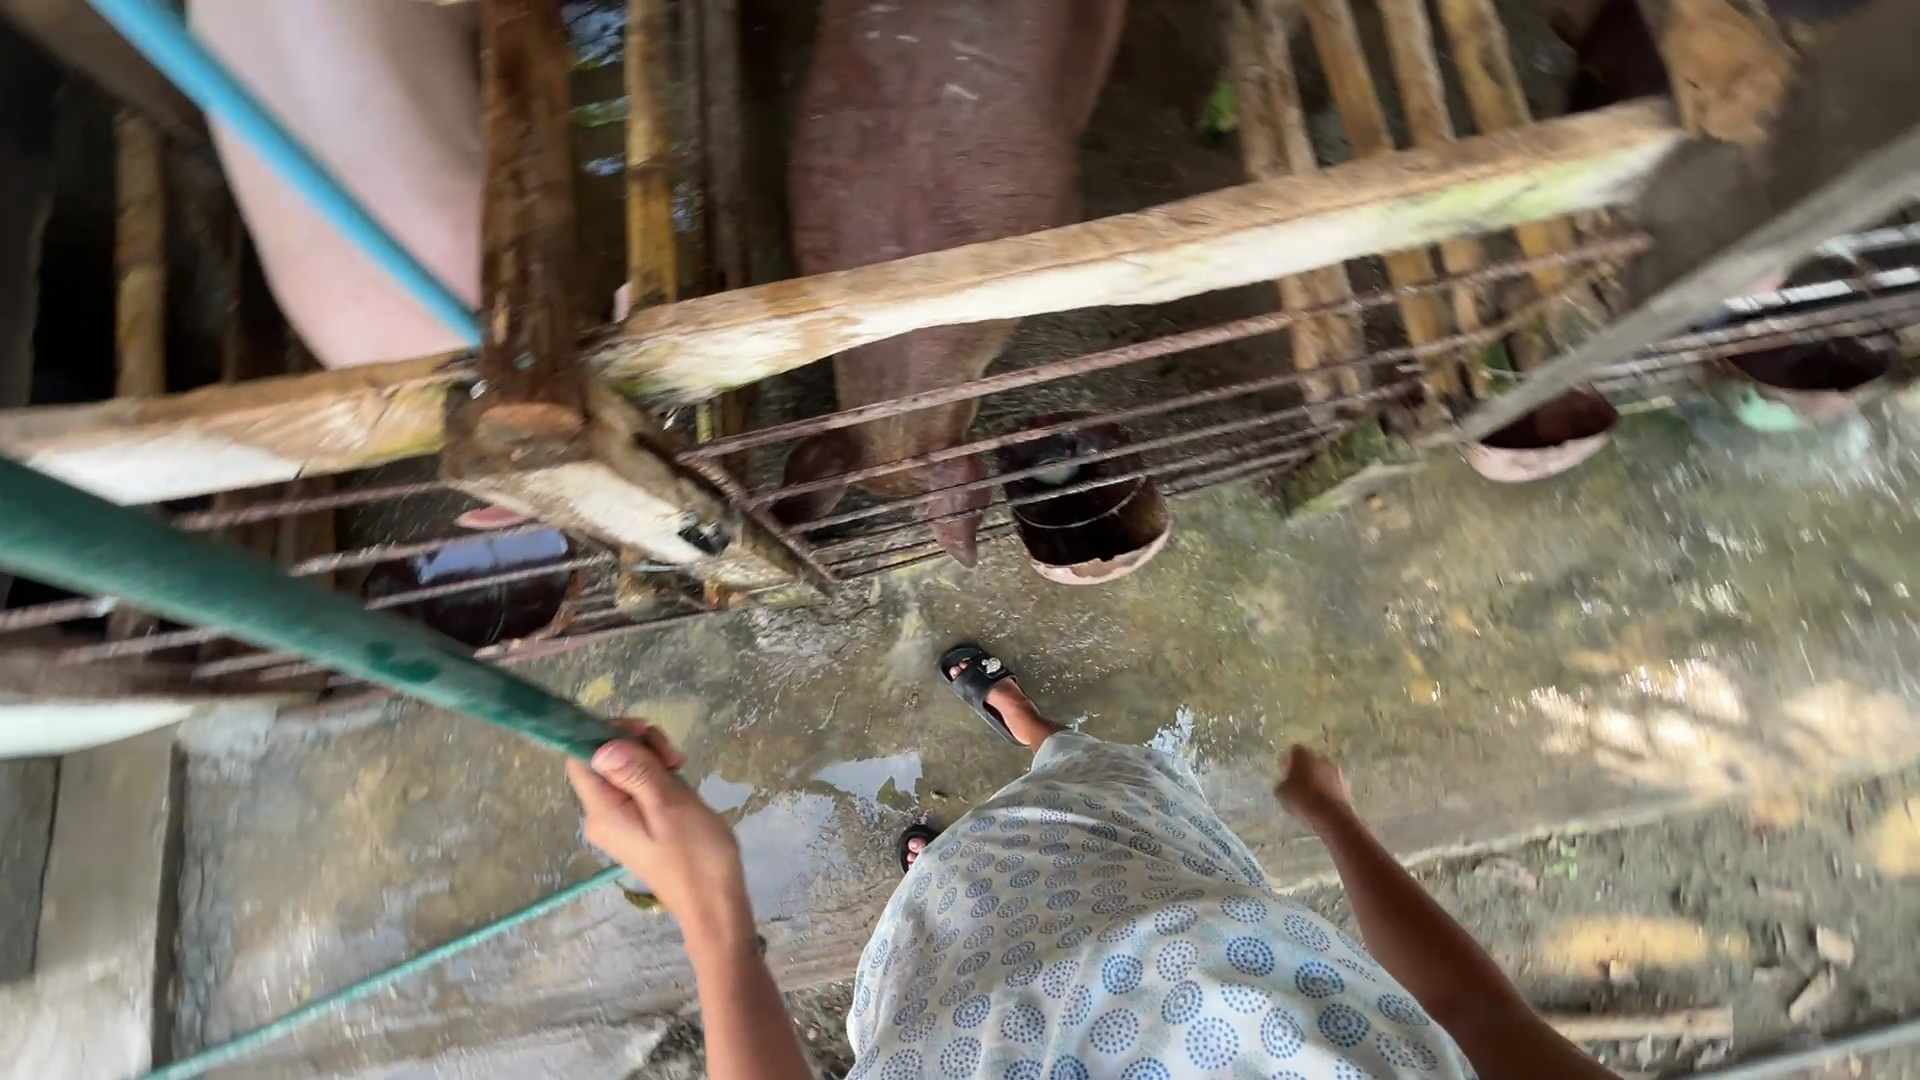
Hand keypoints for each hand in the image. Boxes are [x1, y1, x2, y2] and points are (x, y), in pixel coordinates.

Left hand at [565, 720, 754, 957]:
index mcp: (603, 811)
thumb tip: (602, 745)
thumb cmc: (696, 854)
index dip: (607, 733)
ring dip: (653, 760)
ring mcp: (619, 822)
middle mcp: (602, 816)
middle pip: (605, 760)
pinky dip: (658, 777)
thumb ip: (637, 772)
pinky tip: (680, 784)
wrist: (714, 902)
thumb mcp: (670, 805)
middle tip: (676, 758)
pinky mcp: (637, 825)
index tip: (646, 730)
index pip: (582, 757)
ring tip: (682, 771)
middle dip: (639, 745)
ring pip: (625, 770)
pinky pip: (637, 787)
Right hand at [1275, 744, 1353, 830]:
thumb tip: (1285, 784)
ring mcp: (1336, 770)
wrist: (1331, 816)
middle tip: (1296, 783)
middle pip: (1309, 760)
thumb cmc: (1302, 799)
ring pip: (1322, 771)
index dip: (1287, 762)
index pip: (1292, 751)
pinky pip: (1333, 783)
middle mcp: (1320, 757)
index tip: (1284, 773)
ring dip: (1317, 778)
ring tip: (1310, 793)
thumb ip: (1282, 784)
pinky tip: (1321, 801)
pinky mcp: (1346, 784)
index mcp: (1303, 755)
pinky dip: (1327, 788)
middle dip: (1303, 769)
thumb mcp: (1281, 793)